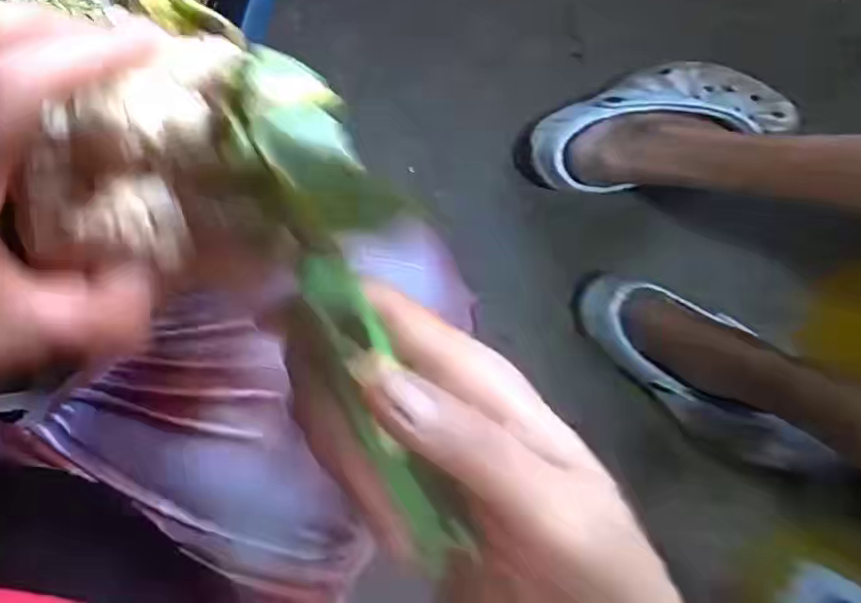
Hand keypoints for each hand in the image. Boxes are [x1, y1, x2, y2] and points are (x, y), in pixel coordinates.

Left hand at [0, 3, 165, 432]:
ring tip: (59, 57)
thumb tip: (153, 273)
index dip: (81, 54)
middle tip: (98, 50)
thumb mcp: (12, 341)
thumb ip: (97, 313)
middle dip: (42, 21)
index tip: (144, 46)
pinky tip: (5, 86)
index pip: (5, 90)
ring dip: (7, 26)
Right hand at [292, 285, 680, 602]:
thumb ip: (469, 442)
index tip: (272, 324)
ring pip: (320, 392)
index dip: (319, 295)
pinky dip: (342, 475)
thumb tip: (367, 369)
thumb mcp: (554, 512)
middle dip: (329, 405)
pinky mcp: (377, 452)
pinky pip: (327, 435)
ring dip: (340, 454)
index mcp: (467, 368)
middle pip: (332, 344)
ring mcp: (395, 414)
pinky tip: (385, 521)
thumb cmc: (589, 565)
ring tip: (391, 519)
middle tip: (357, 470)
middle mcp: (421, 376)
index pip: (377, 301)